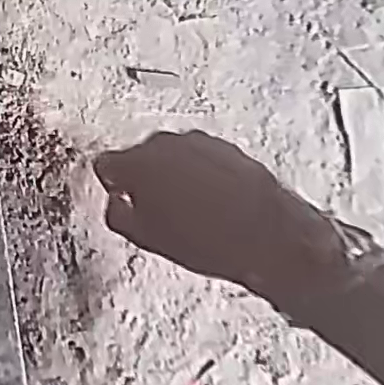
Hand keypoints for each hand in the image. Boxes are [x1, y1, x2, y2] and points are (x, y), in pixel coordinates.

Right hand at [93, 131, 351, 307]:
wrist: (278, 241)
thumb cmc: (212, 241)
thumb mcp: (144, 238)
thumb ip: (116, 213)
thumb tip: (116, 204)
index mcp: (136, 162)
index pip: (105, 164)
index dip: (111, 184)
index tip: (119, 197)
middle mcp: (165, 144)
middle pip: (138, 155)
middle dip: (143, 178)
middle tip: (155, 208)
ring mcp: (199, 142)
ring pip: (170, 156)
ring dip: (173, 175)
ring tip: (188, 209)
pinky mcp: (227, 148)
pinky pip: (200, 158)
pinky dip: (200, 175)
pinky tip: (212, 204)